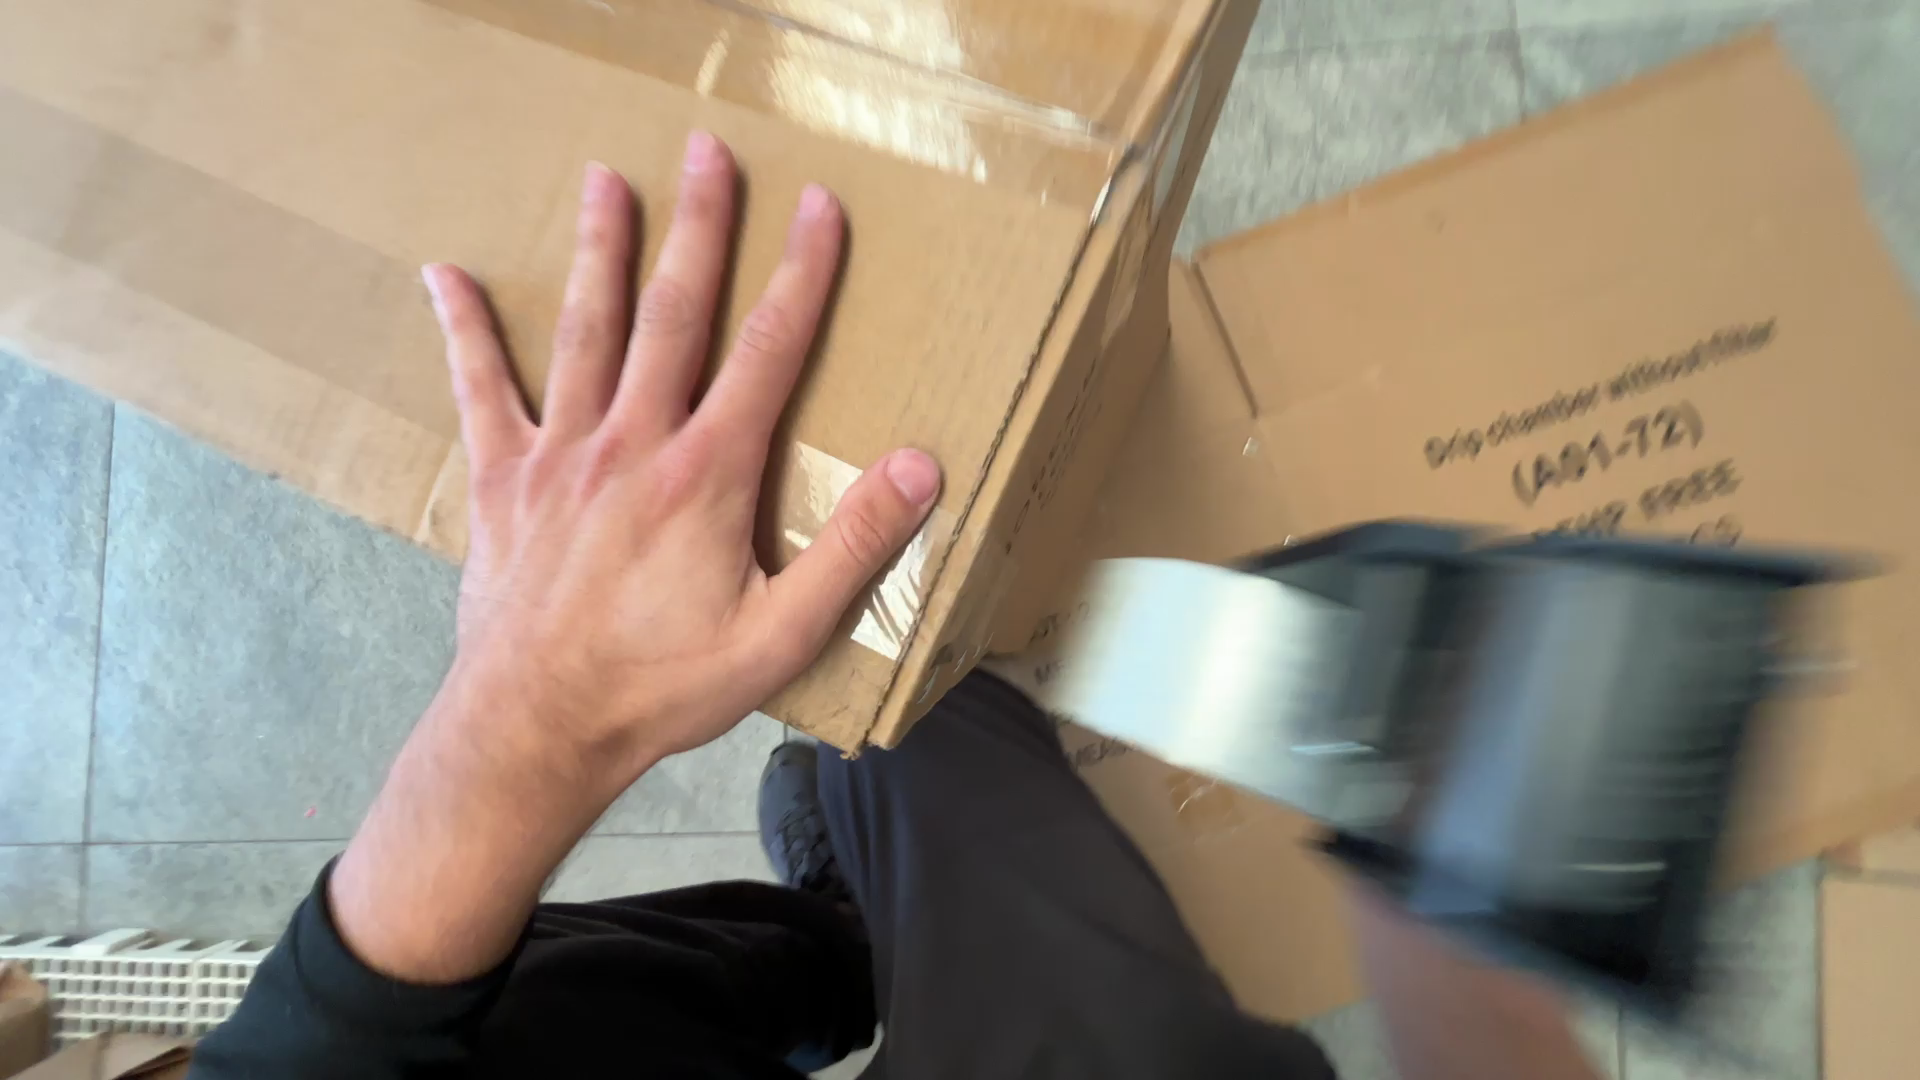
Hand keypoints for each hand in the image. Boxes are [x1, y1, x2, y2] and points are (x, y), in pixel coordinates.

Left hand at [327, 135, 939, 984]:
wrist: (538, 731)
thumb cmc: (668, 685)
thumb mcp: (786, 631)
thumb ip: (855, 546)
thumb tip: (919, 468)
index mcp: (707, 473)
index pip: (768, 352)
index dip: (801, 277)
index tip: (819, 209)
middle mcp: (633, 442)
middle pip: (673, 315)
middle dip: (699, 229)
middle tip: (708, 151)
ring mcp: (561, 455)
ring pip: (586, 333)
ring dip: (600, 252)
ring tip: (606, 181)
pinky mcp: (504, 483)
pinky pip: (481, 392)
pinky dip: (466, 332)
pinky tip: (443, 276)